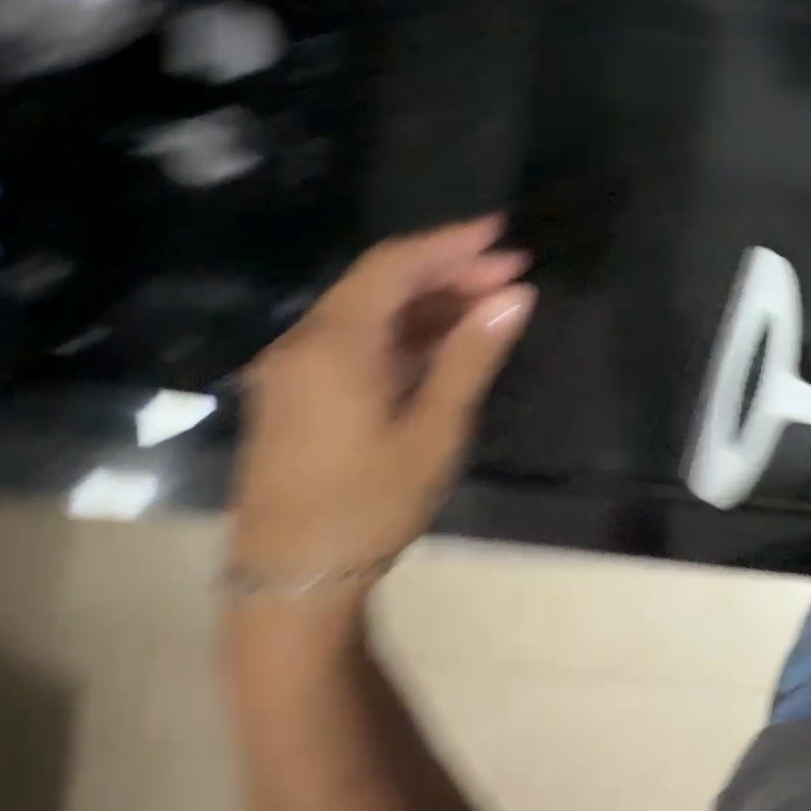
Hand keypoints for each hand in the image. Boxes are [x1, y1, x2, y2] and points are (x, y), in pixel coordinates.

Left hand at [229, 217, 536, 589]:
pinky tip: (446, 340)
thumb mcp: (435, 428)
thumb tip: (517, 295)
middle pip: (380, 283)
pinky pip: (355, 340)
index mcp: (334, 345)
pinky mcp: (298, 393)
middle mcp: (304, 343)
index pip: (395, 266)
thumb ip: (473, 354)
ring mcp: (295, 369)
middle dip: (448, 271)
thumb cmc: (371, 503)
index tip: (503, 231)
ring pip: (368, 311)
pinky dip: (404, 331)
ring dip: (429, 301)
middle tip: (513, 272)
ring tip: (492, 301)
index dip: (451, 242)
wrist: (293, 579)